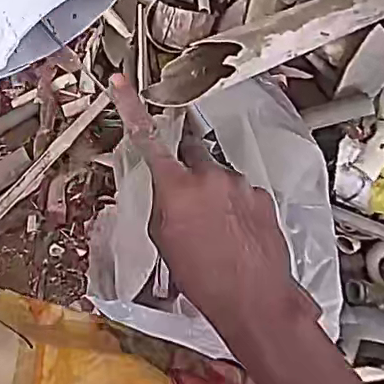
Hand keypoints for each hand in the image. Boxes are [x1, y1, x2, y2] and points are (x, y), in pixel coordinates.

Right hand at [110, 74, 317, 336]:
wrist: (257, 302)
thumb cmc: (203, 278)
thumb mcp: (163, 241)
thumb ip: (160, 204)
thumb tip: (162, 190)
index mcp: (177, 187)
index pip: (147, 138)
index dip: (131, 106)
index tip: (121, 82)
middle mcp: (210, 175)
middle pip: (191, 153)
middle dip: (186, 169)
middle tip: (186, 201)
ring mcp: (240, 183)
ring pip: (217, 175)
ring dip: (212, 192)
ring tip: (214, 229)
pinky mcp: (263, 195)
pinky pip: (240, 190)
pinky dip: (234, 205)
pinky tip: (235, 233)